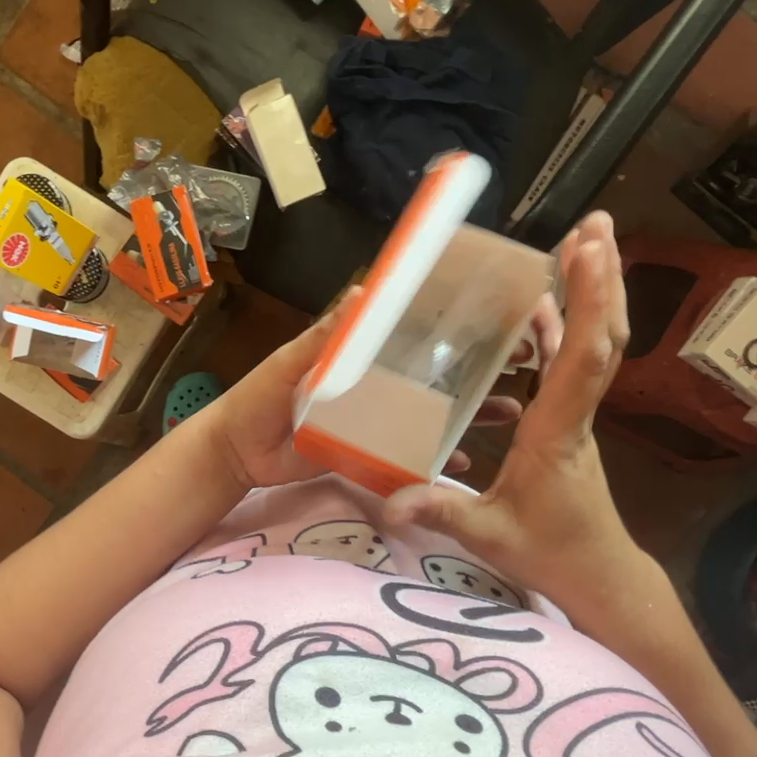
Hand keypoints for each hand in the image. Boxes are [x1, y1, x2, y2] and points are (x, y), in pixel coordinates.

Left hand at [205, 288, 527, 490]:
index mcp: (356, 358)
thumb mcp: (288, 363)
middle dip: (474, 376)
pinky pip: (403, 458)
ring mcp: (370, 424)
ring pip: (425, 419)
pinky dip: (429, 461)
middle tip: (522, 368)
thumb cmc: (257, 398)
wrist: (234, 451)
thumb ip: (323, 338)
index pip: (408, 340)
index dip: (448, 333)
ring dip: (464, 417)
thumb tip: (362, 291)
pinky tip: (460, 465)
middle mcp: (370, 388)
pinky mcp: (363, 457)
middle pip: (430, 380)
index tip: (495, 322)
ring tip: (509, 414)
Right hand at [384, 212, 651, 622]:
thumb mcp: (488, 535)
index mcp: (556, 432)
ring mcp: (577, 418)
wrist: (599, 575)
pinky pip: (571, 368)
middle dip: (602, 278)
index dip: (586, 302)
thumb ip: (441, 511)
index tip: (584, 251)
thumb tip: (390, 501)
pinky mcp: (568, 426)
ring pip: (593, 347)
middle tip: (596, 225)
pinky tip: (545, 313)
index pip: (580, 358)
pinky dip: (564, 331)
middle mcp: (575, 415)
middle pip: (602, 336)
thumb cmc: (549, 553)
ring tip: (581, 247)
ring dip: (591, 295)